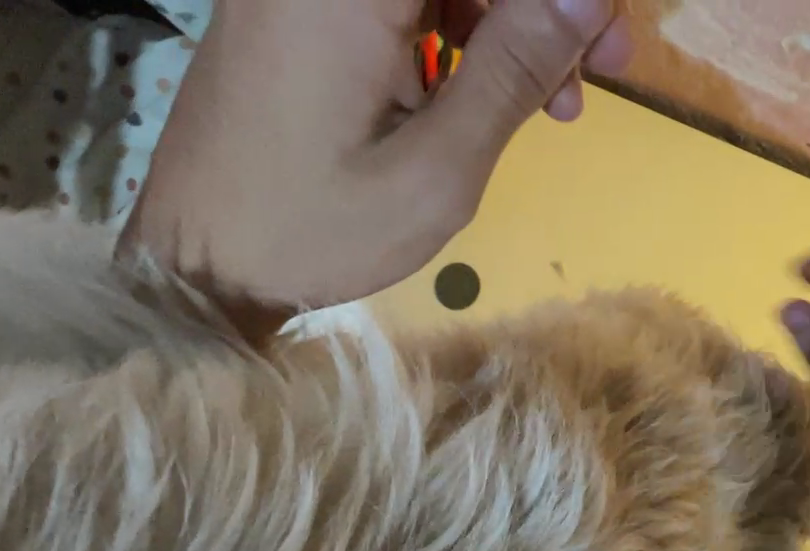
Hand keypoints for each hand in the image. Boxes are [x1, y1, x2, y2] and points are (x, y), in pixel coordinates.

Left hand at [122, 0, 633, 339]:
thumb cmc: (315, 231)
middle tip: (606, 65)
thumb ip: (511, 72)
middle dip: (540, 7)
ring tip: (559, 102)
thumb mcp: (434, 170)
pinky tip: (491, 97)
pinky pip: (403, 3)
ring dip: (507, 26)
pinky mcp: (303, 12)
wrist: (202, 265)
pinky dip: (458, 39)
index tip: (606, 35)